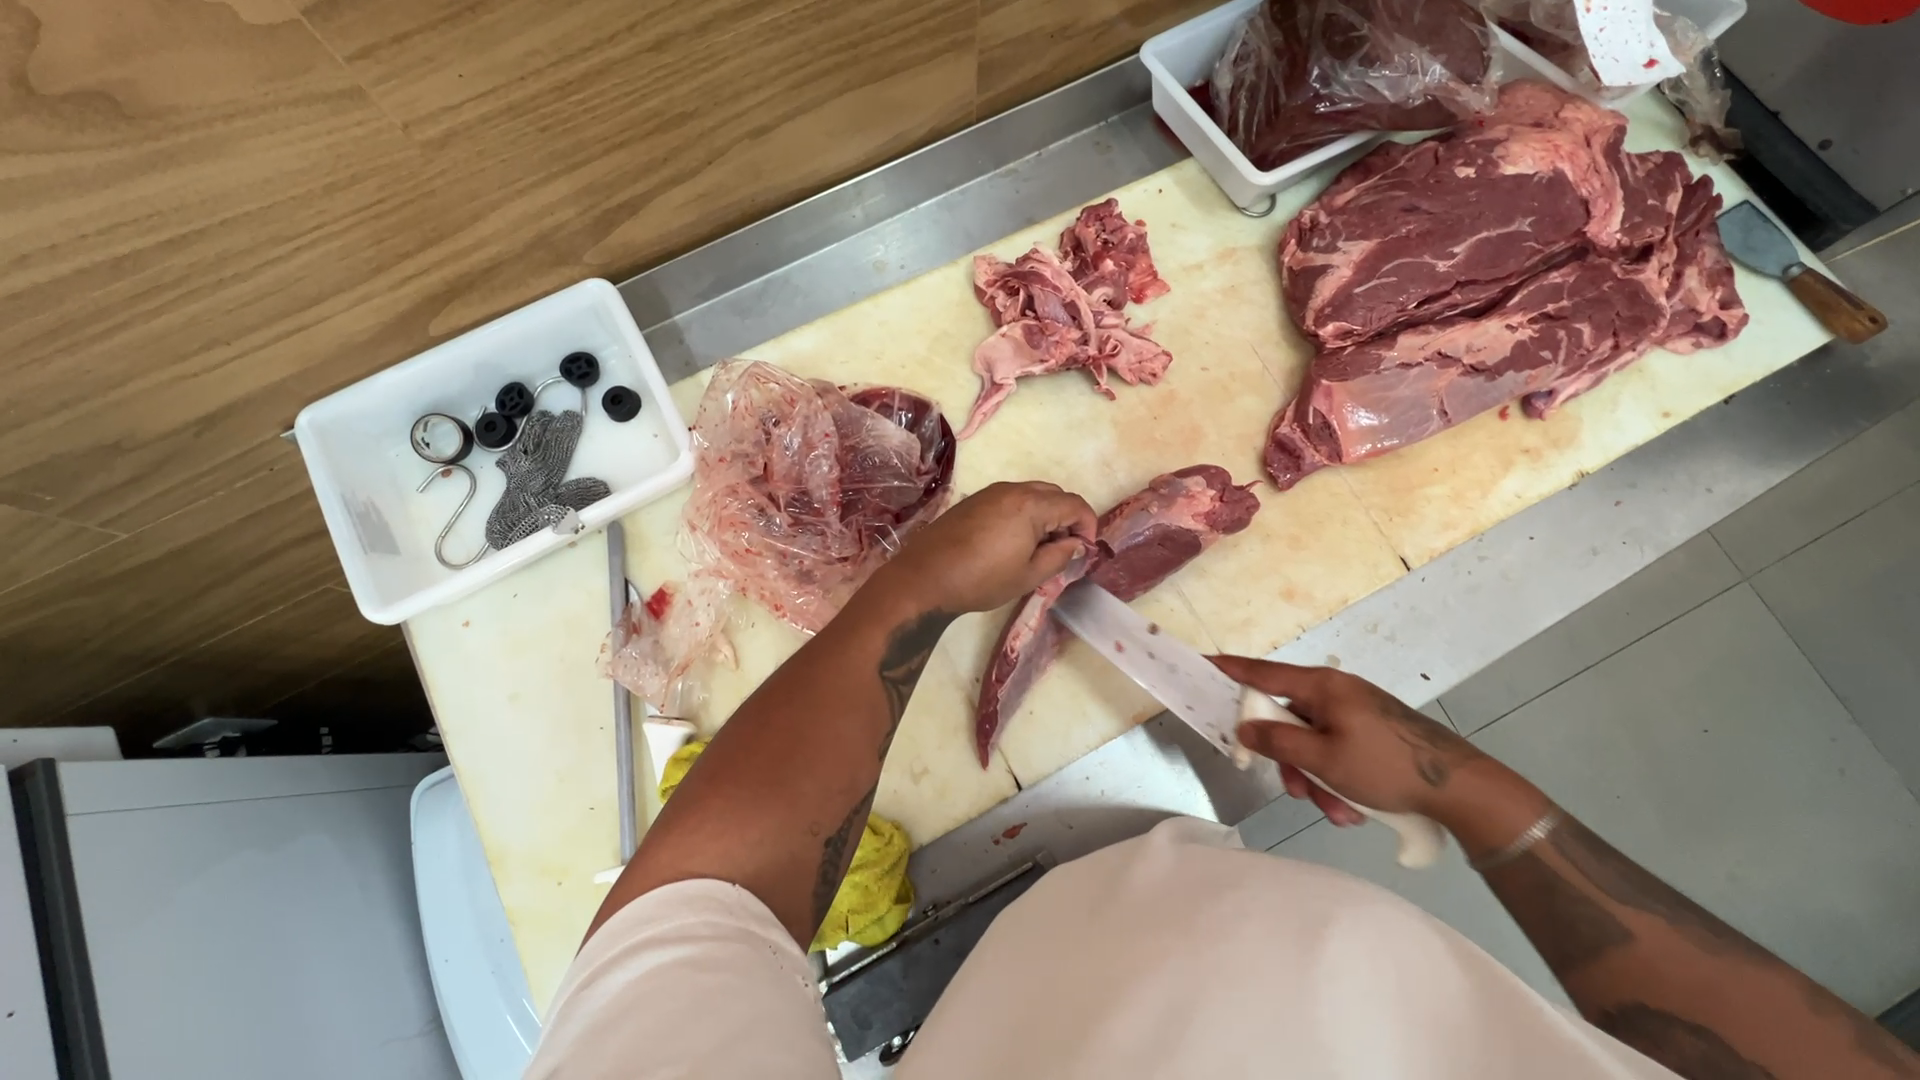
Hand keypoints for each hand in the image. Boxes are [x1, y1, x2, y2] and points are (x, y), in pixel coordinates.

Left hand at [877, 482, 1097, 615]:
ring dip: (1045, 514)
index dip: (1088, 525)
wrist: (925, 577)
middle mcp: (1012, 489)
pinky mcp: (973, 501)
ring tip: (1039, 547)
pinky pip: (1010, 498)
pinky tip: (1014, 541)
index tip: (1086, 549)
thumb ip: (1059, 556)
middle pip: (1054, 494)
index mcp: (1031, 505)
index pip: (1074, 504)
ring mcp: (990, 492)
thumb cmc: (981, 580)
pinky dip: (1023, 513)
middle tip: (1064, 548)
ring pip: (1032, 494)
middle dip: (1067, 517)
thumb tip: (1076, 544)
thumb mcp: (1028, 575)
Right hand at [1210, 656, 1488, 822]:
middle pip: (1287, 720)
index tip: (1202, 663)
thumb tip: (1247, 730)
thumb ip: (1278, 743)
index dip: (1230, 670)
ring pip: (1312, 745)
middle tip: (1298, 791)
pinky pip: (1336, 754)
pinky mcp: (1371, 735)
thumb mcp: (1323, 759)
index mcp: (1321, 687)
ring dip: (1316, 780)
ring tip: (1337, 811)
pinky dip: (1338, 781)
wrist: (1461, 788)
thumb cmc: (1386, 765)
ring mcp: (1355, 714)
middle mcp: (1335, 694)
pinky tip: (1354, 810)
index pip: (1262, 673)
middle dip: (1289, 762)